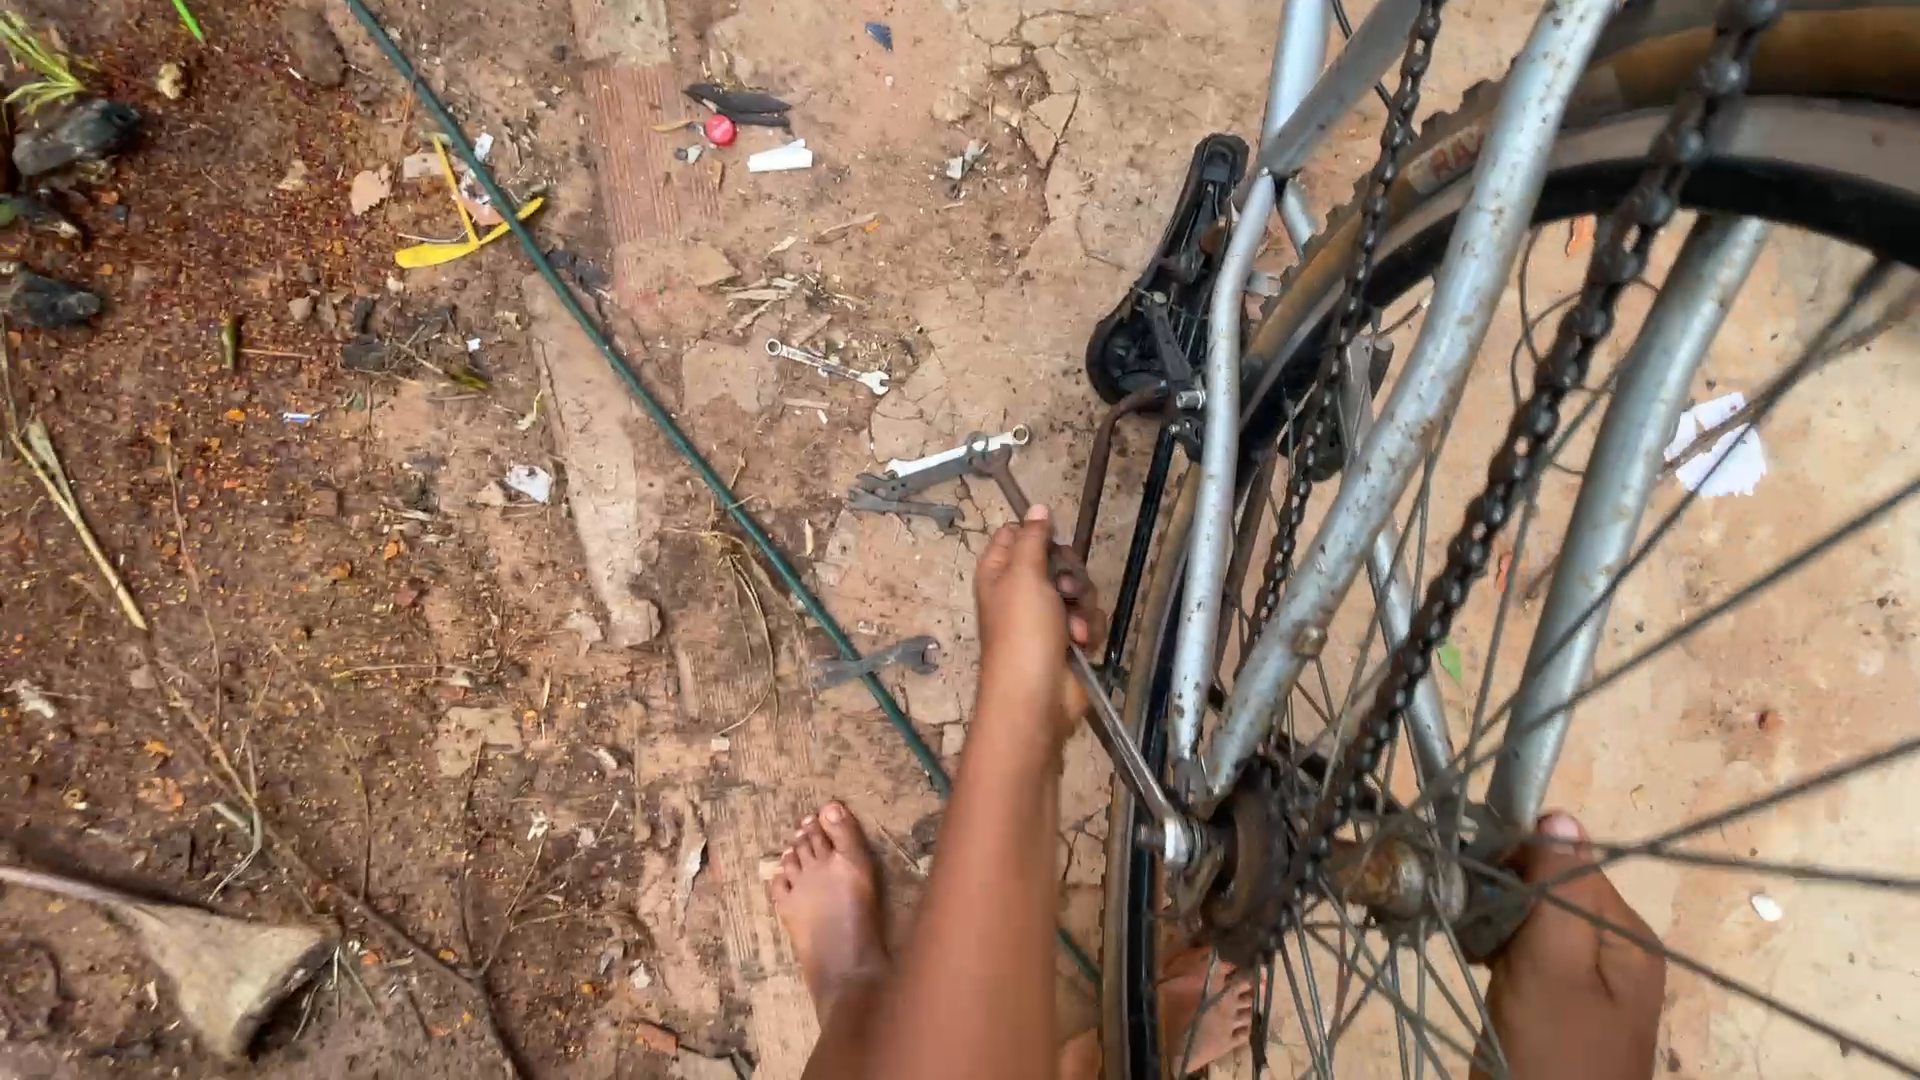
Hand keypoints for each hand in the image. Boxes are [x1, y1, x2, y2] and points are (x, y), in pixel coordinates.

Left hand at [973, 505, 1096, 744]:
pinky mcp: (1068, 639)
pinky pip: (1089, 617)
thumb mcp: (1024, 574)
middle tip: (1066, 588)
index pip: (1016, 534)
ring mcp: (1046, 616)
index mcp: (999, 571)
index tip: (1052, 539)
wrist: (1037, 696)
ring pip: (1078, 589)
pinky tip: (1080, 643)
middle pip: (1056, 559)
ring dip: (1082, 606)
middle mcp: (1020, 590)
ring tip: (1072, 627)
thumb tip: (1037, 507)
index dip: (1038, 534)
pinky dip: (1088, 629)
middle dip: (1070, 574)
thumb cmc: (1023, 631)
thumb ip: (1033, 538)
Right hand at [1476, 812, 1666, 1079]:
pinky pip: (1514, 937)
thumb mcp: (1552, 965)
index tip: (1466, 862)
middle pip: (1542, 880)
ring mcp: (1577, 968)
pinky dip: (1485, 935)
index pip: (1566, 859)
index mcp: (1623, 934)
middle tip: (1457, 900)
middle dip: (1495, 883)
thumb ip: (1556, 889)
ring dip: (1484, 908)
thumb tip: (1560, 811)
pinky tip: (1466, 949)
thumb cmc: (1553, 1049)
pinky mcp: (1547, 987)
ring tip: (1457, 925)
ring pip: (1522, 907)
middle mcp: (1607, 943)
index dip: (1514, 853)